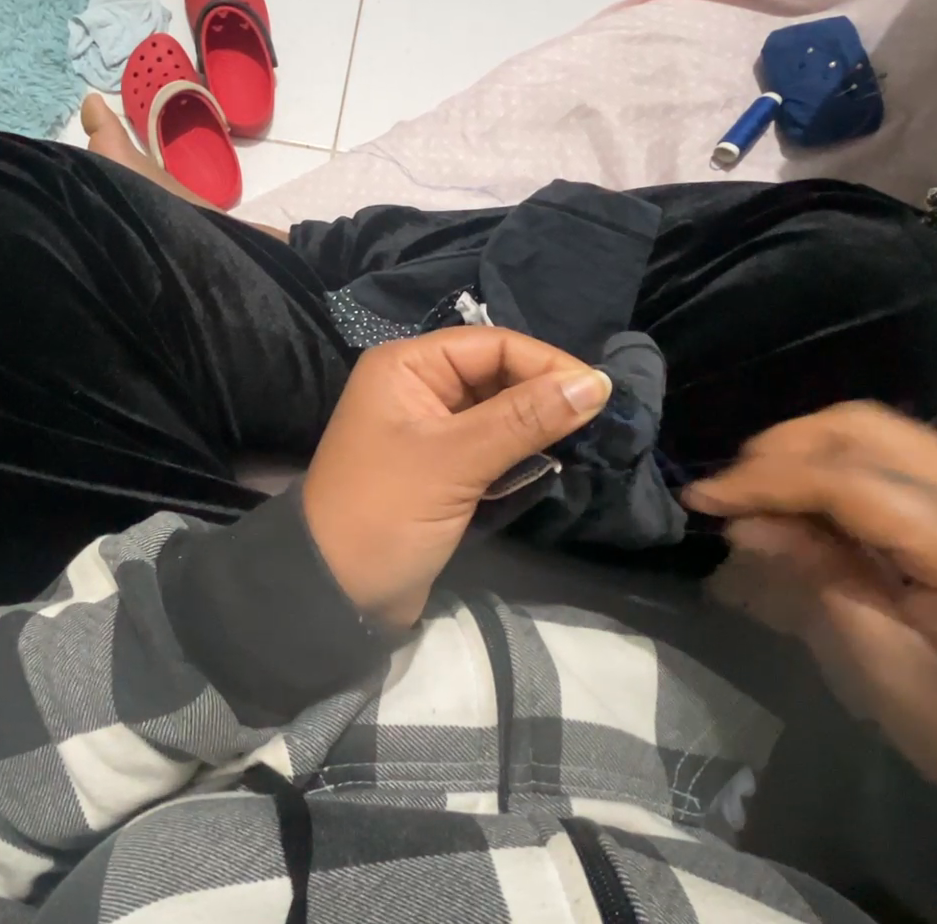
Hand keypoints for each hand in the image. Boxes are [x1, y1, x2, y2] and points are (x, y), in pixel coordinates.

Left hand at [302, 328, 611, 630]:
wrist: (335, 590)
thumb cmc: (386, 512)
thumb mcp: (455, 460)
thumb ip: (524, 419)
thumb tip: (595, 384)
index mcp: (406, 367)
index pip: (491, 345)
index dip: (546, 363)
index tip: (600, 393)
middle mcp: (416, 388)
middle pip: (496, 374)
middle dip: (544, 394)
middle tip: (601, 421)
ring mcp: (426, 429)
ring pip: (497, 411)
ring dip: (537, 425)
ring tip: (587, 441)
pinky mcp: (439, 467)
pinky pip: (489, 445)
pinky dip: (519, 452)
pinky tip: (553, 462)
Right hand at [687, 402, 936, 872]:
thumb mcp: (885, 668)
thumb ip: (817, 577)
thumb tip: (747, 524)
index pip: (847, 480)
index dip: (760, 480)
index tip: (697, 498)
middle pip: (869, 428)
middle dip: (781, 449)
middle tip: (730, 491)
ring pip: (888, 433)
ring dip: (811, 453)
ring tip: (762, 495)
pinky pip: (912, 459)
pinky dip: (848, 469)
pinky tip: (816, 506)